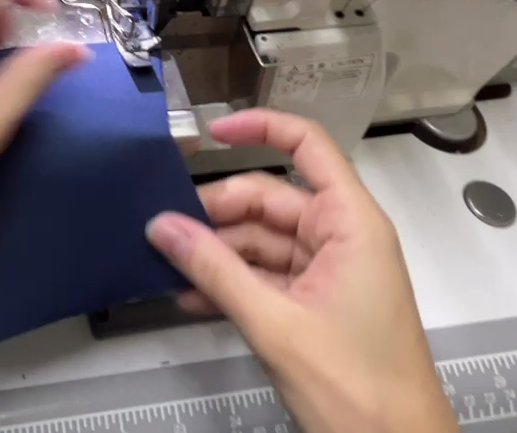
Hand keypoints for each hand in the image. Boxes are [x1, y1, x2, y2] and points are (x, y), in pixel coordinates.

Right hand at [145, 110, 455, 432]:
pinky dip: (230, 282)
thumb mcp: (275, 324)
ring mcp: (328, 270)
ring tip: (168, 264)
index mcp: (350, 222)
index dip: (259, 127)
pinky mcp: (315, 303)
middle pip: (269, 197)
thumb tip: (160, 225)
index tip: (210, 134)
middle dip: (217, 211)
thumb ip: (214, 270)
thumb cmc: (357, 389)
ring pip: (260, 238)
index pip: (306, 145)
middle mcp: (340, 235)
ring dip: (216, 251)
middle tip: (166, 227)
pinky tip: (190, 296)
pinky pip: (264, 274)